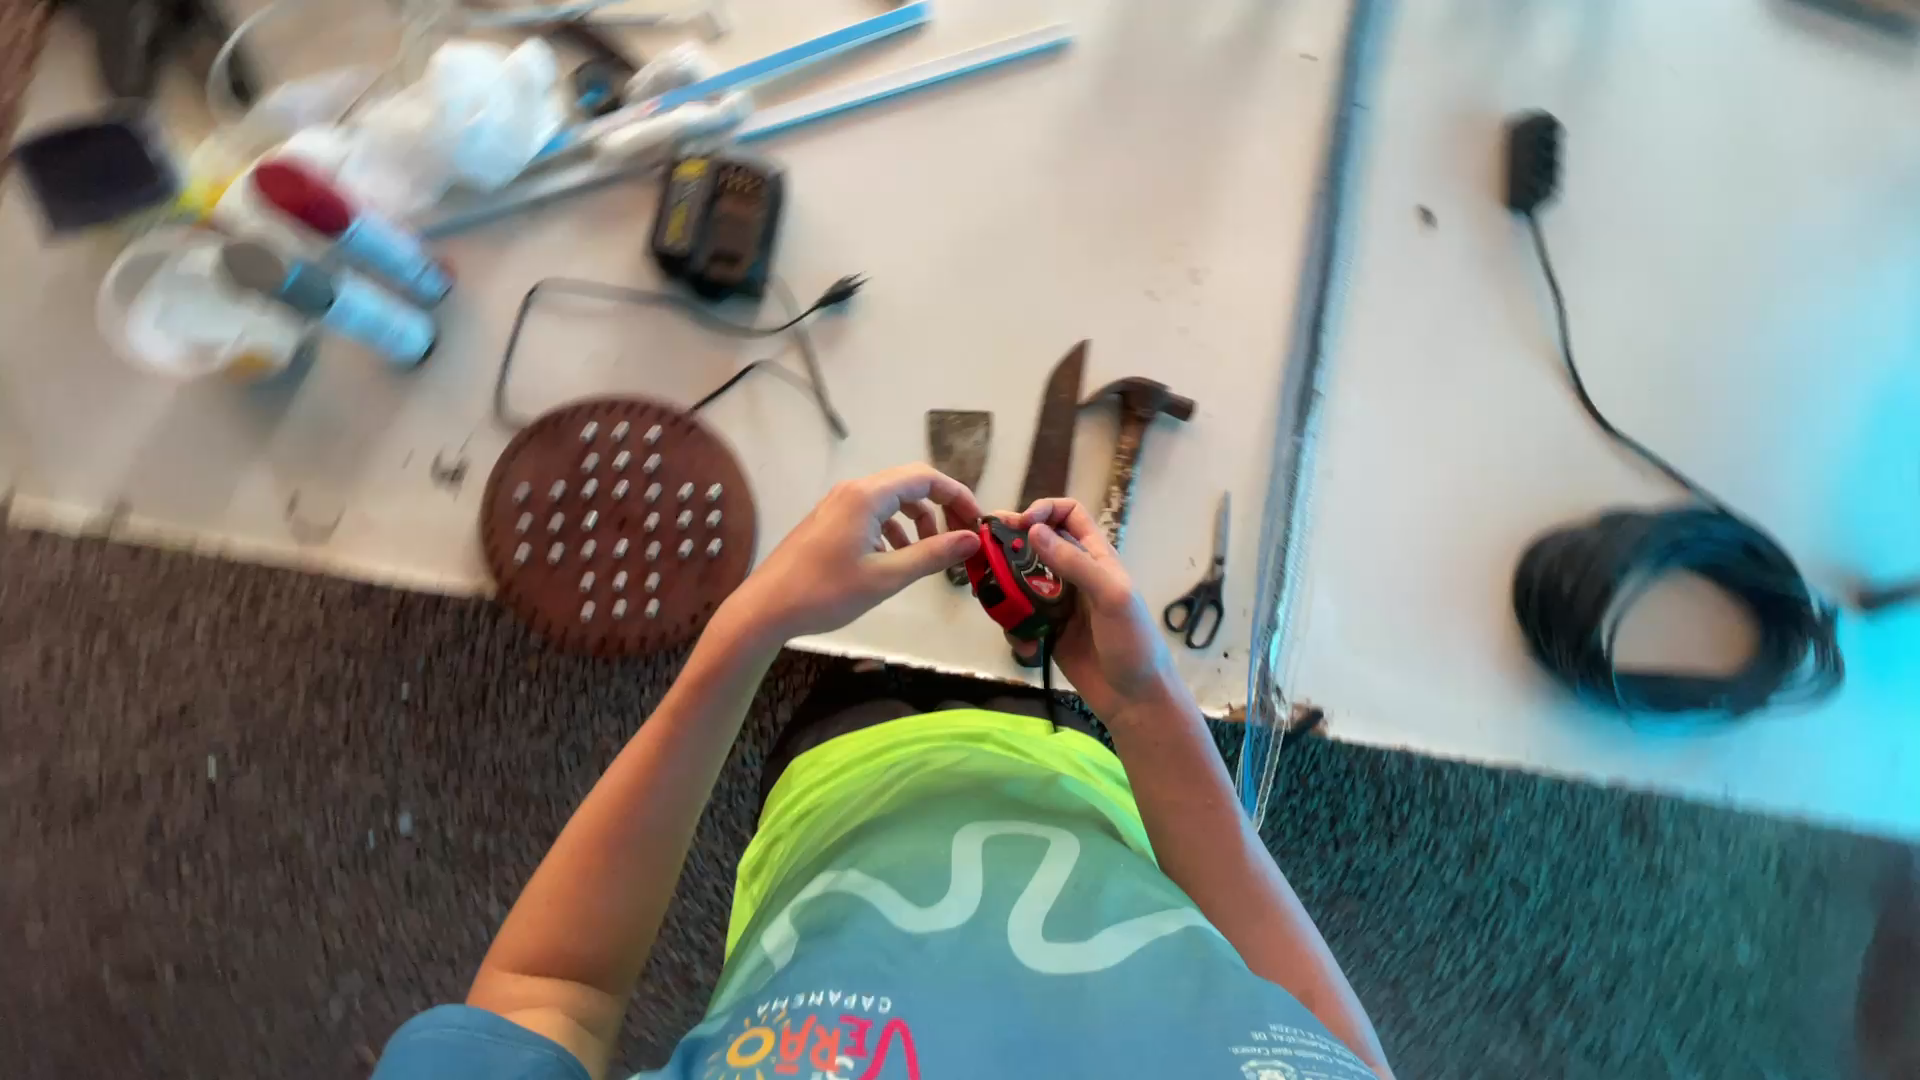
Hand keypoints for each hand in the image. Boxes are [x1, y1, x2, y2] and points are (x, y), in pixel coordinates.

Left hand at [719, 465, 983, 644]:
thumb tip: (971, 540)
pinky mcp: (830, 521)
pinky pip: (873, 515)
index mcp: (867, 496)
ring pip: (891, 502)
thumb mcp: (886, 577)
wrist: (767, 608)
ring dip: (916, 523)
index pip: (926, 478)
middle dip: (940, 509)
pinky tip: (894, 560)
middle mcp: (854, 491)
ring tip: (927, 556)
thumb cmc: (826, 593)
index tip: (976, 522)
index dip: (957, 496)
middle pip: (910, 486)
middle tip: (960, 539)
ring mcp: (838, 505)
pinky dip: (893, 531)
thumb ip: (932, 555)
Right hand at [1008, 498, 1195, 724]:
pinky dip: (1015, 628)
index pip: (1068, 515)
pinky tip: (1024, 645)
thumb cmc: (1133, 642)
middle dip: (1009, 550)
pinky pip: (1020, 619)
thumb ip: (1074, 562)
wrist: (1136, 700)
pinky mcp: (1047, 632)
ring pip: (1020, 583)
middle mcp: (1074, 575)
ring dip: (1005, 592)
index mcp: (1096, 557)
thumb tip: (1032, 531)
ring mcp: (1058, 604)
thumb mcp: (1111, 595)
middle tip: (984, 558)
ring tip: (993, 602)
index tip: (1020, 526)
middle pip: (1035, 546)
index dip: (1043, 510)